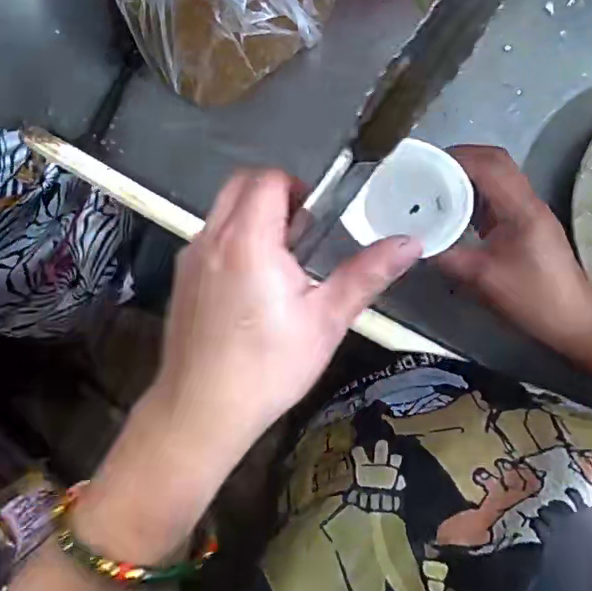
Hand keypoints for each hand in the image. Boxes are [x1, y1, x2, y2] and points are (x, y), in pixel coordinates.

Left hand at [83, 169, 419, 561]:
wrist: (200, 411)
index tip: (316, 219)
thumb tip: (410, 243)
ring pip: (222, 210)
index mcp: (248, 239)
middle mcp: (212, 237)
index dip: (296, 187)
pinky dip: (233, 240)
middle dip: (274, 194)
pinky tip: (250, 288)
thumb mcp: (326, 321)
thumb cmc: (268, 367)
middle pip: (241, 183)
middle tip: (302, 235)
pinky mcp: (181, 277)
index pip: (268, 179)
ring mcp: (190, 256)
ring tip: (280, 265)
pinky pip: (209, 237)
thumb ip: (367, 274)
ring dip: (253, 217)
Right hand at [435, 145, 591, 352]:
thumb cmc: (533, 297)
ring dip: (466, 174)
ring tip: (434, 185)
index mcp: (520, 208)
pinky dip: (473, 192)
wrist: (575, 321)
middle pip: (494, 160)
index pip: (489, 164)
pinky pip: (496, 194)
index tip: (424, 165)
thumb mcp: (481, 278)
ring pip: (497, 175)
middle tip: (427, 171)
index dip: (455, 157)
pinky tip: (453, 208)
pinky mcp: (525, 223)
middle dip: (459, 159)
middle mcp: (527, 201)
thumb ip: (446, 254)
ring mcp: (529, 210)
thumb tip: (415, 241)